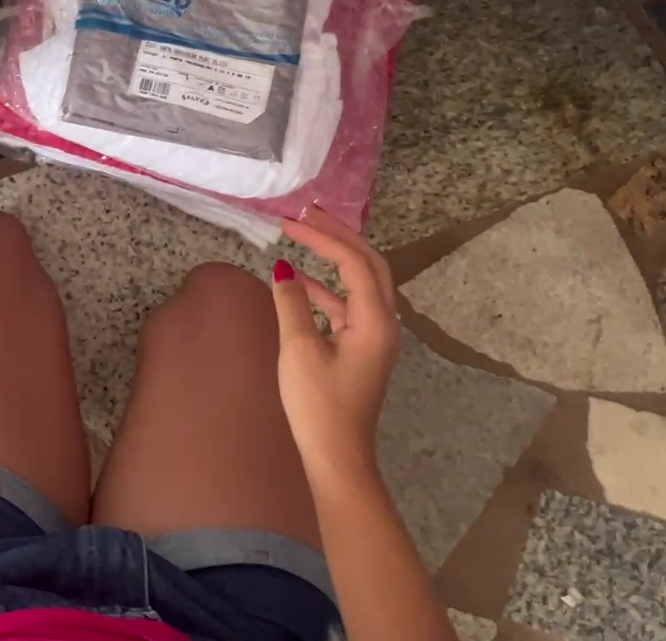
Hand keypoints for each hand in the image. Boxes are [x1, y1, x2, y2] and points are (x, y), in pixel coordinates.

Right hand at [272, 207, 400, 486]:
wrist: (336, 454)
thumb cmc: (318, 402)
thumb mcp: (298, 348)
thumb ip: (291, 303)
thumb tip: (282, 269)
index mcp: (374, 321)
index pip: (354, 263)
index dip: (322, 237)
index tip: (290, 221)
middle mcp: (383, 323)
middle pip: (369, 265)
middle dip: (339, 236)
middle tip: (309, 213)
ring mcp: (373, 336)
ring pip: (361, 283)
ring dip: (334, 257)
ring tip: (304, 235)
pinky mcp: (360, 347)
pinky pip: (347, 303)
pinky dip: (325, 285)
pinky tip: (299, 281)